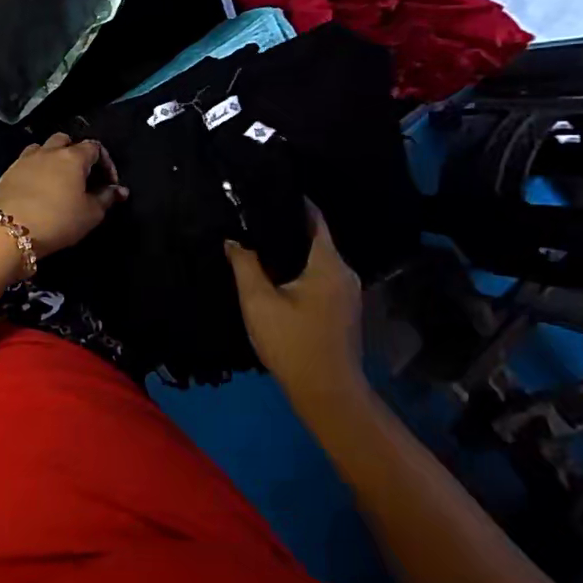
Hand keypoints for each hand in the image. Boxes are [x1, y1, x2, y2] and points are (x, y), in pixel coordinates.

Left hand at [0, 134, 127, 256]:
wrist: (12, 230)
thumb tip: (119, 190)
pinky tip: (35, 189)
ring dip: (51, 158)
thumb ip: (106, 198)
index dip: (106, 163)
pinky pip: (24, 163)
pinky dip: (33, 170)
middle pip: (64, 140)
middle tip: (80, 176)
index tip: (108, 184)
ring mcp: (24, 160)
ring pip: (41, 148)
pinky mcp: (7, 172)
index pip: (95, 147)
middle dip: (75, 153)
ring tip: (56, 179)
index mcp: (73, 157)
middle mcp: (48, 151)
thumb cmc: (59, 220)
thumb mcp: (91, 214)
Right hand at [225, 201, 366, 398]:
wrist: (327, 393)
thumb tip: (233, 239)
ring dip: (292, 251)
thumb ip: (245, 264)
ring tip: (260, 243)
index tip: (268, 190)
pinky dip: (300, 270)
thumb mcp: (258, 301)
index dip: (294, 201)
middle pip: (316, 239)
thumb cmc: (293, 342)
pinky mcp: (344, 310)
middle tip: (254, 218)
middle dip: (287, 227)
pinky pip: (321, 277)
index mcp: (329, 264)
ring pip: (318, 260)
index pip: (315, 219)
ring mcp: (348, 293)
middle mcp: (345, 272)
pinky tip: (277, 275)